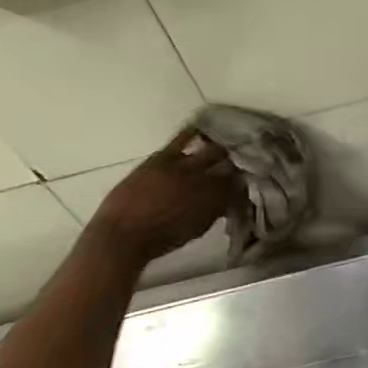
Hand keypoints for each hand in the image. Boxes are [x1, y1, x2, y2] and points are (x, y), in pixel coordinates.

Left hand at [89, 129, 233, 258]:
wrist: (122, 234)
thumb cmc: (160, 239)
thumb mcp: (196, 229)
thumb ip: (214, 212)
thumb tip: (226, 201)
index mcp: (213, 200)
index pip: (237, 185)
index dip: (243, 183)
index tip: (245, 182)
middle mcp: (203, 179)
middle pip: (228, 164)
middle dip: (235, 163)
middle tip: (237, 163)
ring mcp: (182, 166)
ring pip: (210, 150)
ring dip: (219, 148)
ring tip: (224, 144)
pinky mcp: (162, 158)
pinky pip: (181, 139)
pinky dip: (192, 133)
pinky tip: (199, 127)